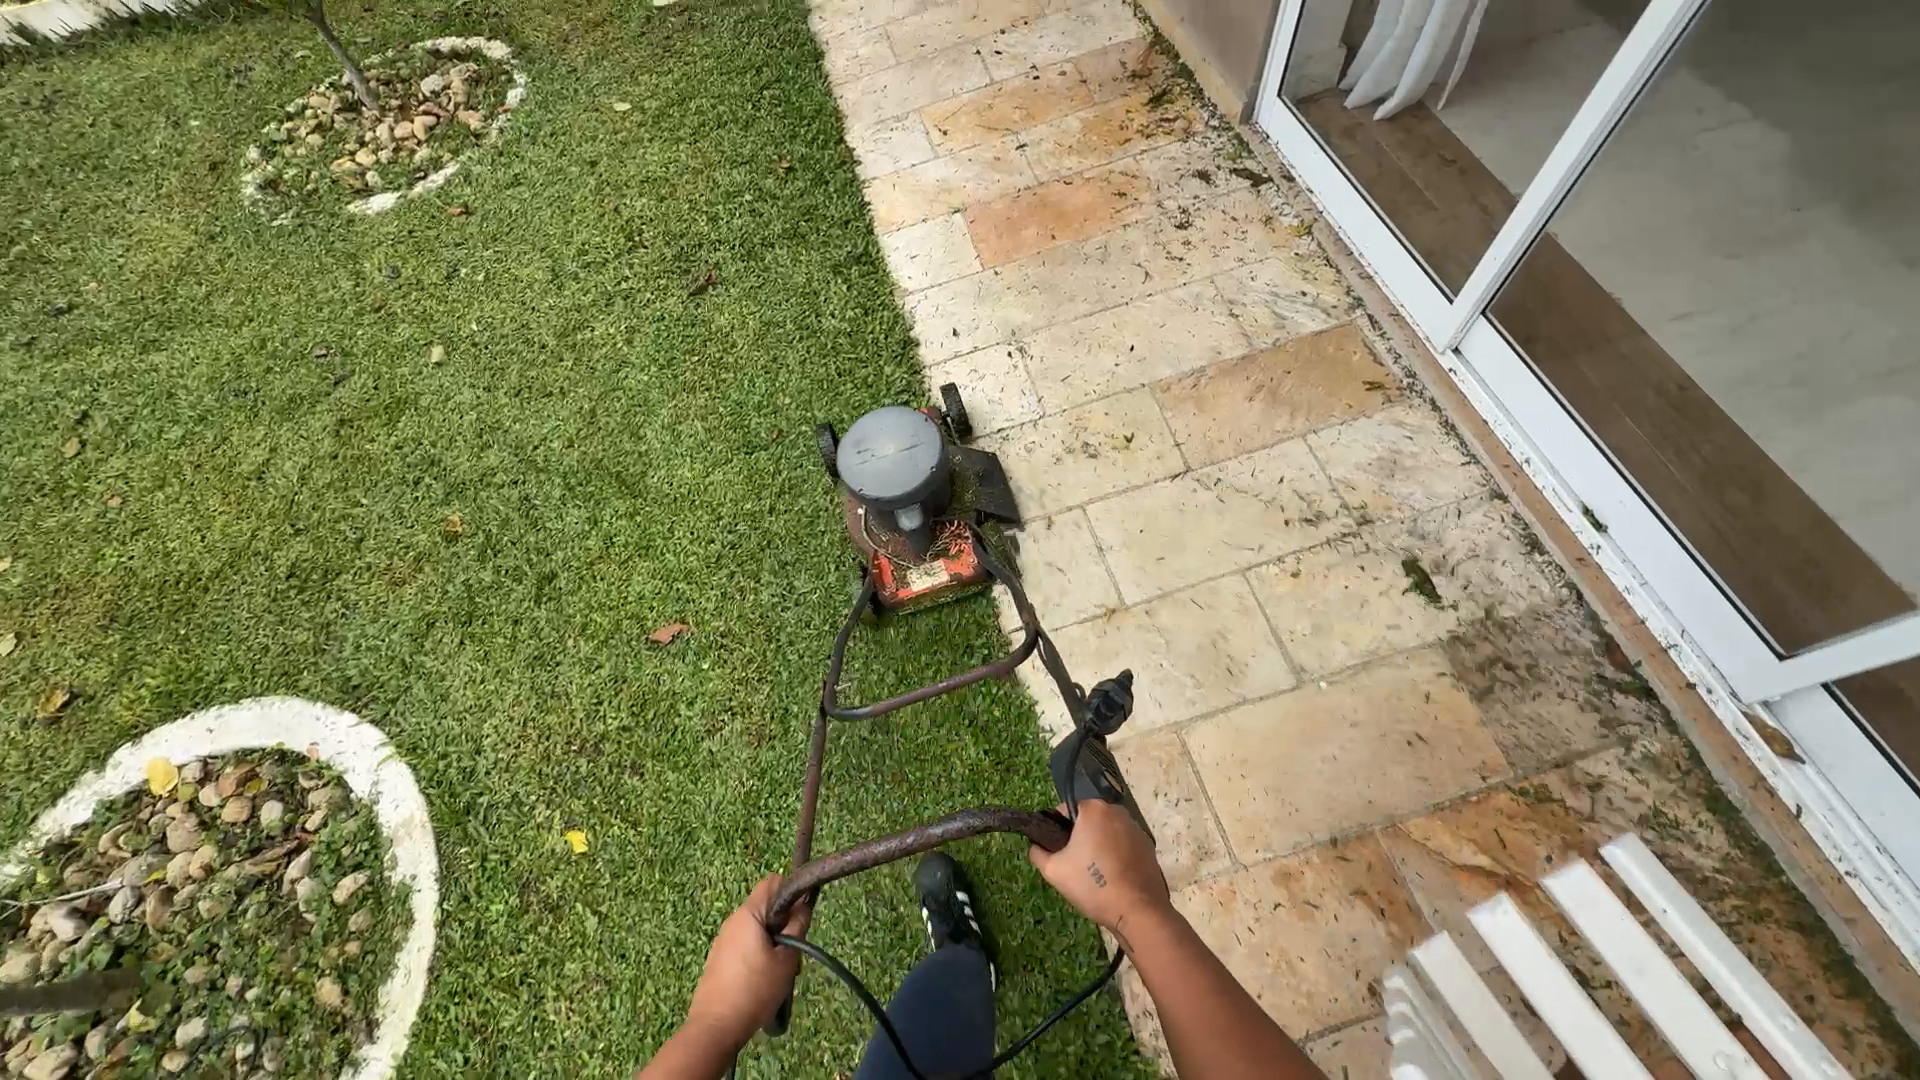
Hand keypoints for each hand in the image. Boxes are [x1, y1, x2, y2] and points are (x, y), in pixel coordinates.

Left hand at [684, 875, 810, 1048]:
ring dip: (773, 941)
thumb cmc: (754, 991)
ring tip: (781, 970)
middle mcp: (733, 921)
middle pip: (765, 907)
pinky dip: (758, 954)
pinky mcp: (719, 959)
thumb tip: (804, 905)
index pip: (772, 882)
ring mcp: (723, 940)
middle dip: (784, 923)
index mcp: (748, 914)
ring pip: (757, 928)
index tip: (801, 915)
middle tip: (794, 950)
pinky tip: (763, 981)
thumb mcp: (786, 959)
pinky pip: (745, 944)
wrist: (714, 1029)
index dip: (791, 891)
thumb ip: (798, 927)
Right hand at [1028, 799, 1171, 947]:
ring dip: (1098, 846)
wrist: (1138, 911)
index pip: (1065, 810)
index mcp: (1094, 809)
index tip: (1057, 852)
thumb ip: (1037, 852)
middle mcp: (1117, 811)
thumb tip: (1036, 846)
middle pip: (1088, 820)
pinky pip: (1123, 844)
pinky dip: (1115, 855)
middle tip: (1073, 865)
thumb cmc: (1093, 885)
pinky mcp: (1148, 846)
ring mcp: (1136, 828)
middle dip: (1079, 838)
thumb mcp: (1054, 871)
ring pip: (1106, 832)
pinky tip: (1113, 878)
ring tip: (1094, 874)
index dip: (1056, 830)